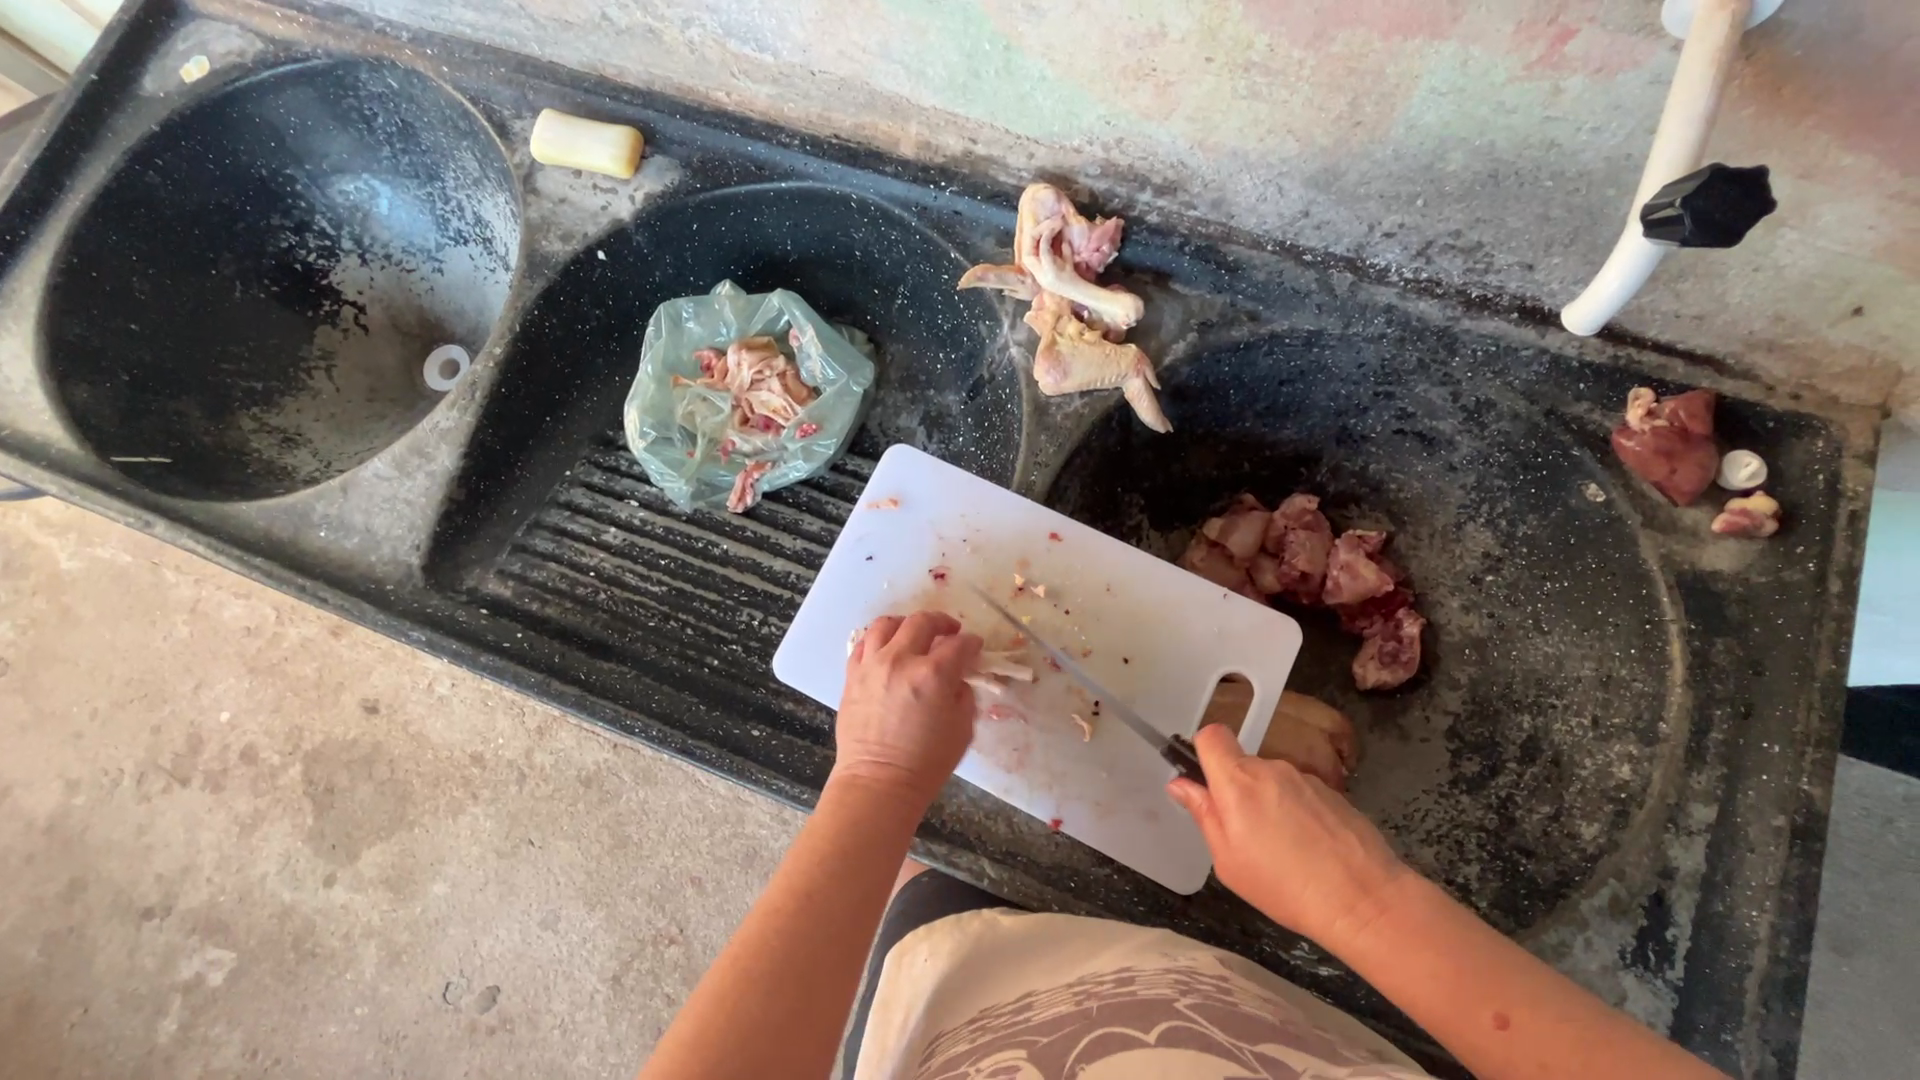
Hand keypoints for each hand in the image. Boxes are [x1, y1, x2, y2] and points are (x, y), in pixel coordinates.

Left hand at [833, 612, 982, 806]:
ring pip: (887, 624)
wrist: (879, 782)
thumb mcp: (962, 728)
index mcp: (933, 674)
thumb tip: (957, 678)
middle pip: (923, 622)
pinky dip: (878, 640)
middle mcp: (901, 660)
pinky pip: (863, 644)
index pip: (959, 645)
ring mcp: (872, 666)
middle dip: (942, 622)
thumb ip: (963, 694)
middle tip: (950, 630)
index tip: (975, 647)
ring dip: (906, 623)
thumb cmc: (926, 762)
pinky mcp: (852, 676)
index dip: (972, 643)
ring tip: (914, 632)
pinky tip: (887, 648)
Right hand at [1168, 724, 1412, 948]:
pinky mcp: (1334, 794)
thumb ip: (1203, 815)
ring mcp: (1306, 779)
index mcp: (1238, 781)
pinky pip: (1302, 795)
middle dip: (1238, 791)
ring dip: (1270, 804)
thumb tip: (1180, 784)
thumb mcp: (1228, 860)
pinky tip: (1312, 850)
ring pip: (1273, 781)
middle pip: (1243, 765)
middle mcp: (1271, 769)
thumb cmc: (1284, 885)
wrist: (1364, 900)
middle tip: (1246, 835)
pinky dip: (1299, 814)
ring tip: (1285, 850)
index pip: (1211, 735)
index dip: (1203, 751)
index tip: (1206, 782)